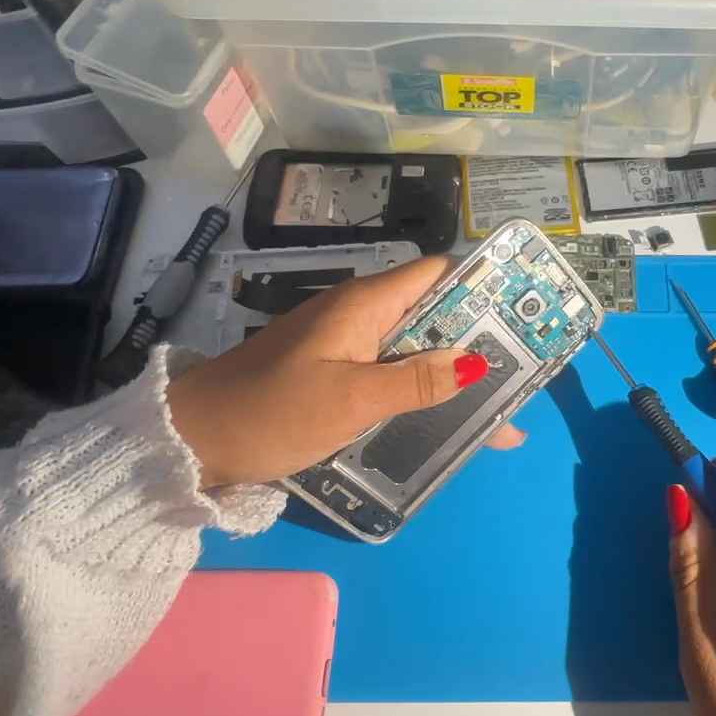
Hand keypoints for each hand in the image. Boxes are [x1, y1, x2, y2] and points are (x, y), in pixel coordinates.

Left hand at [166, 255, 524, 487]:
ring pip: (416, 349)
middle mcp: (360, 315)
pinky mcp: (335, 372)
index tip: (521, 314)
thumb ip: (416, 381)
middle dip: (478, 340)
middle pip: (434, 315)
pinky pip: (393, 372)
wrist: (192, 441)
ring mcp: (346, 344)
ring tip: (500, 410)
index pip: (436, 274)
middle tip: (523, 373)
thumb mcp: (352, 400)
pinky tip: (449, 419)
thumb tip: (474, 361)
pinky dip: (423, 390)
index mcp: (364, 304)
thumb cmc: (273, 412)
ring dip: (454, 372)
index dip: (481, 287)